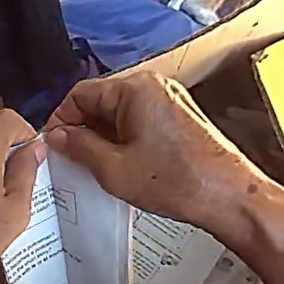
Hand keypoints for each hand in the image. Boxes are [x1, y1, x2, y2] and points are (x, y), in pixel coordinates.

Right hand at [43, 73, 268, 228]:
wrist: (230, 196)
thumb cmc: (178, 181)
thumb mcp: (112, 168)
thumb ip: (78, 146)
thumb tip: (57, 136)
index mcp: (134, 89)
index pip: (80, 93)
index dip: (61, 119)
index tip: (53, 143)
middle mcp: (153, 86)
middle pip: (99, 100)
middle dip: (82, 128)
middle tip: (72, 158)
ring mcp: (168, 100)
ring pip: (118, 112)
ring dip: (102, 136)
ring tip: (97, 165)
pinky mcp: (178, 116)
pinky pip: (137, 120)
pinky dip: (122, 138)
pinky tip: (121, 164)